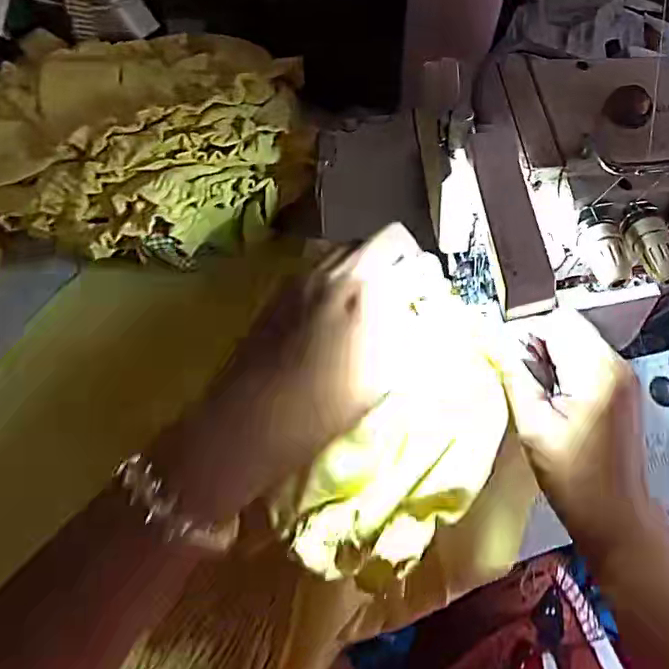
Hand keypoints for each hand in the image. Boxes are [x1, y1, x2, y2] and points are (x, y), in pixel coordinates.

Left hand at [153, 224, 441, 520]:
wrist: (244, 428)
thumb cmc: (322, 407)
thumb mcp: (383, 372)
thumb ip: (408, 328)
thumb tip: (422, 306)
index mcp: (360, 281)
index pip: (399, 241)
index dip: (419, 262)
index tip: (425, 290)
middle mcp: (328, 268)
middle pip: (371, 241)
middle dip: (393, 263)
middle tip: (401, 297)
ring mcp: (297, 278)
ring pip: (343, 253)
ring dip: (364, 270)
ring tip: (369, 307)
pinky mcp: (276, 294)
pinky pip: (318, 271)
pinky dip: (336, 282)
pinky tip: (335, 321)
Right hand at [490, 309, 662, 559]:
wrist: (617, 514)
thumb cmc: (576, 481)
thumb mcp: (535, 429)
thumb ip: (517, 379)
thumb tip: (498, 346)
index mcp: (598, 370)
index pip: (558, 321)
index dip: (529, 334)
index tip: (513, 360)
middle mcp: (617, 363)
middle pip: (571, 327)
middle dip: (542, 345)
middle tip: (527, 380)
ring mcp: (624, 374)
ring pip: (579, 341)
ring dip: (555, 357)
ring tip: (543, 393)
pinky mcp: (624, 387)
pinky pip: (590, 359)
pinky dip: (570, 370)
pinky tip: (560, 401)